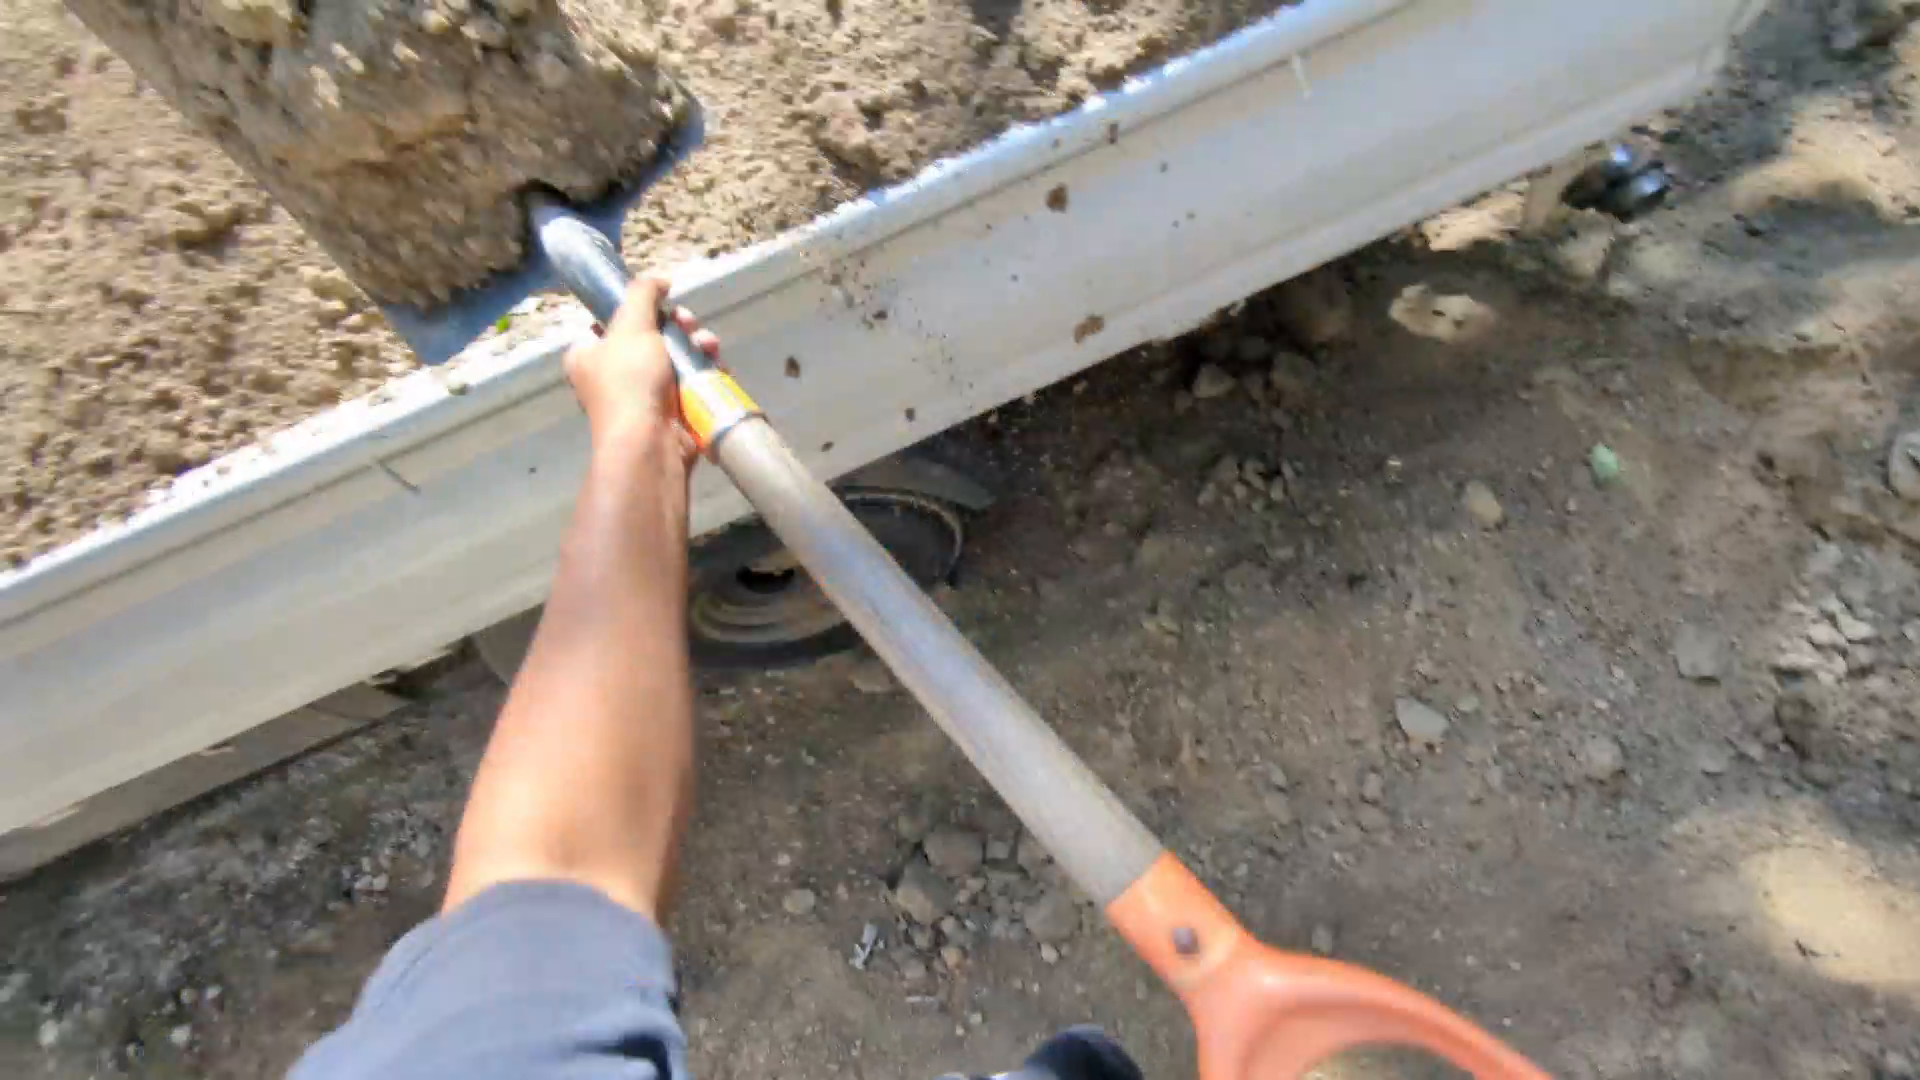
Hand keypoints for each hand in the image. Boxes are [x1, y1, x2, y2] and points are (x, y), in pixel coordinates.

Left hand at [563, 274, 720, 464]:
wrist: (650, 442)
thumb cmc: (630, 381)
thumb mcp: (631, 325)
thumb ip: (642, 294)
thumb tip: (659, 279)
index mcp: (589, 355)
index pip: (611, 323)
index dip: (639, 310)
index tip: (661, 304)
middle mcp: (614, 376)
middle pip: (651, 338)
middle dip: (677, 327)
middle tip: (689, 323)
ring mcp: (645, 396)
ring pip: (676, 359)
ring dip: (697, 346)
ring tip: (709, 345)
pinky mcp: (673, 412)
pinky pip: (692, 383)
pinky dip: (706, 372)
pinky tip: (718, 366)